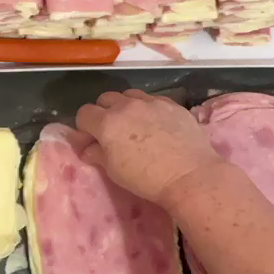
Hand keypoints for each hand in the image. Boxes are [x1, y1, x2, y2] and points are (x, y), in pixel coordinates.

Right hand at [74, 89, 225, 204]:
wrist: (189, 175)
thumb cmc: (146, 178)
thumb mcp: (113, 171)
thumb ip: (96, 154)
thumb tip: (87, 148)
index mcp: (106, 122)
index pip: (84, 113)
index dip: (85, 127)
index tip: (92, 140)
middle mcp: (126, 106)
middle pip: (105, 99)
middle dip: (103, 112)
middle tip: (112, 132)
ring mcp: (151, 102)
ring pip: (129, 95)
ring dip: (125, 106)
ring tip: (135, 124)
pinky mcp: (172, 104)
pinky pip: (152, 99)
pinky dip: (148, 108)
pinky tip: (157, 125)